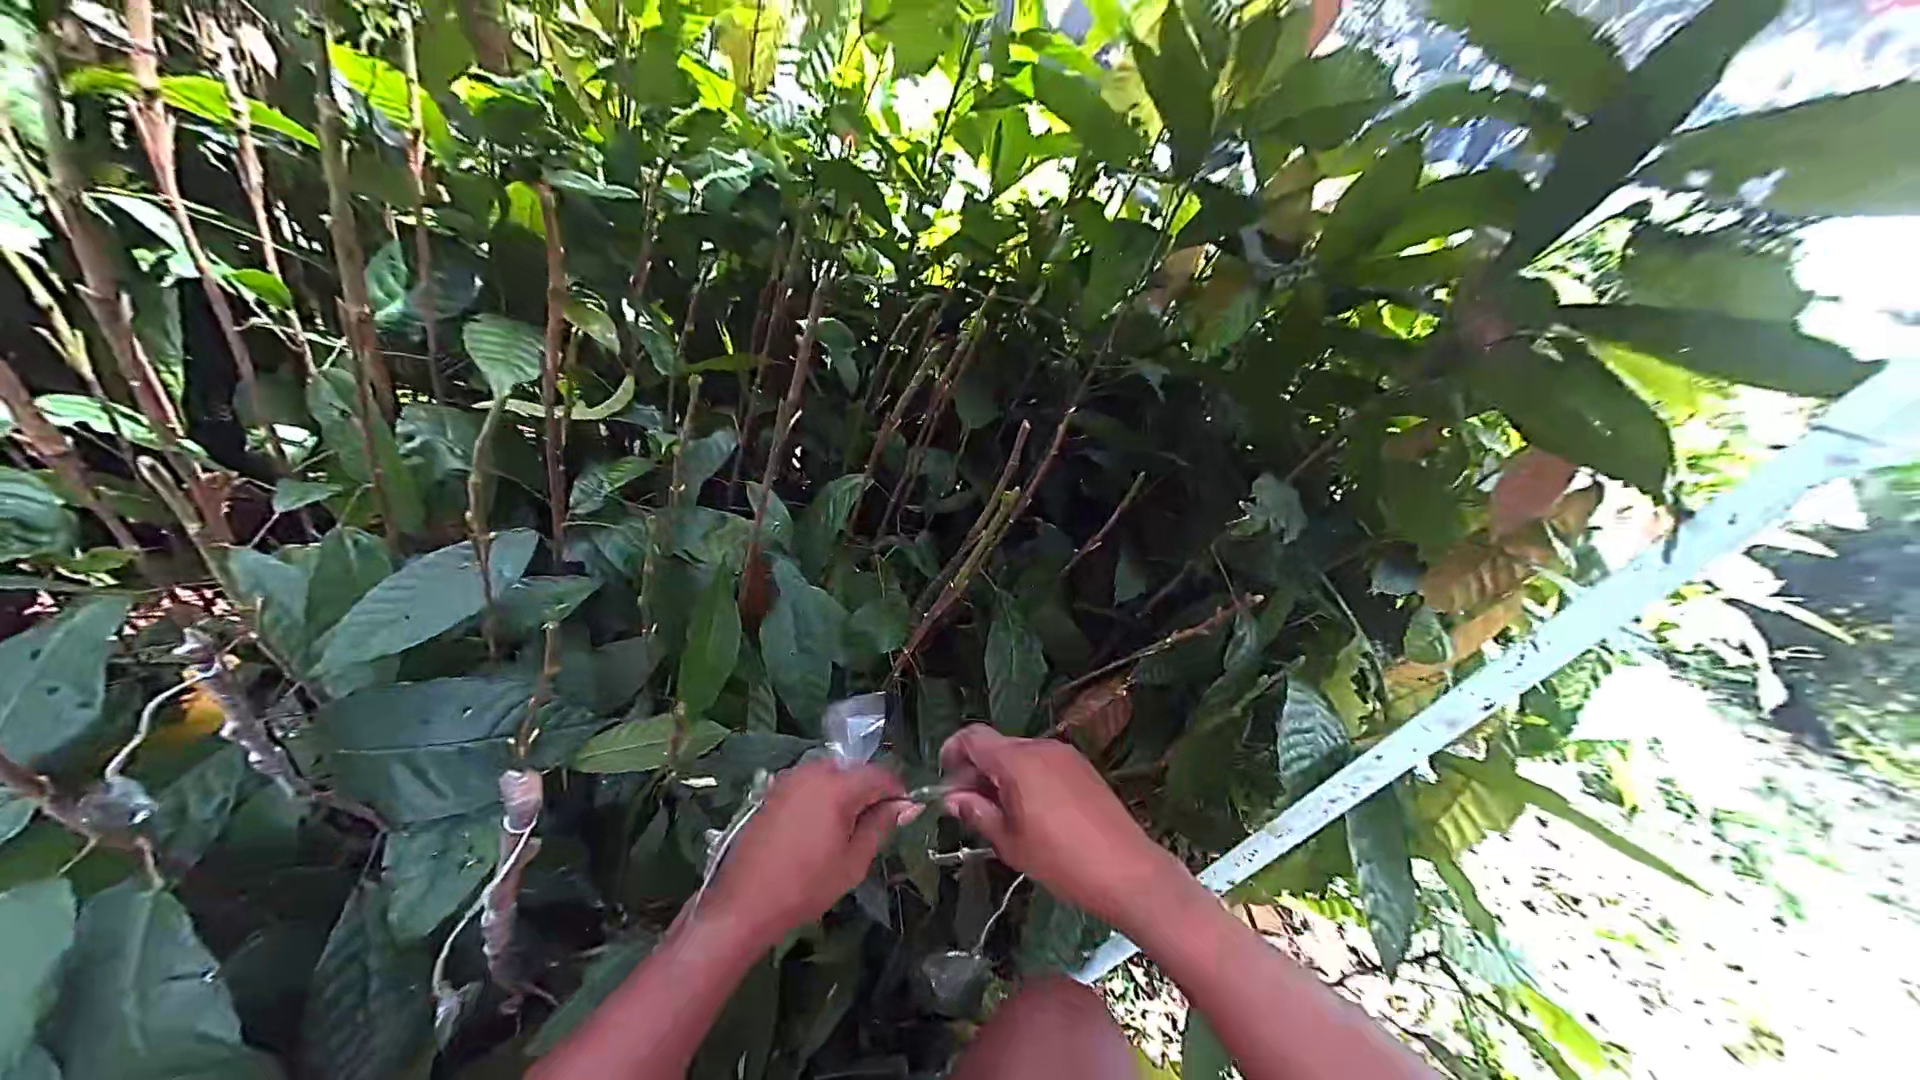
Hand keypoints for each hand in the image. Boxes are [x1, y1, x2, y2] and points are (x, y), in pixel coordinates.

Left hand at [704, 758, 911, 943]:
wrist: (744, 902)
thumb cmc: (805, 885)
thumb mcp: (854, 861)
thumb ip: (882, 825)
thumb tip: (906, 805)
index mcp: (838, 786)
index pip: (881, 775)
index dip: (897, 792)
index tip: (903, 814)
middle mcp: (814, 771)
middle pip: (855, 771)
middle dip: (869, 793)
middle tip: (872, 827)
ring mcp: (790, 778)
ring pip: (832, 775)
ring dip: (845, 793)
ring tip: (843, 830)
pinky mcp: (774, 790)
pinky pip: (810, 783)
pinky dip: (822, 797)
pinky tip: (816, 829)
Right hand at [940, 725, 1189, 932]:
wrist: (1129, 871)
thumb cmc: (1061, 861)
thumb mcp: (1010, 842)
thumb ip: (978, 813)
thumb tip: (954, 797)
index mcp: (1018, 760)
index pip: (973, 737)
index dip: (952, 751)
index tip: (945, 777)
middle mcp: (1041, 747)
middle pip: (996, 745)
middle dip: (976, 769)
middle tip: (968, 805)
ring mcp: (1065, 755)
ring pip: (1020, 754)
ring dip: (1001, 774)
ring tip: (999, 813)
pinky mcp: (1082, 767)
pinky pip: (1042, 762)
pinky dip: (1026, 777)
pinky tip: (1030, 810)